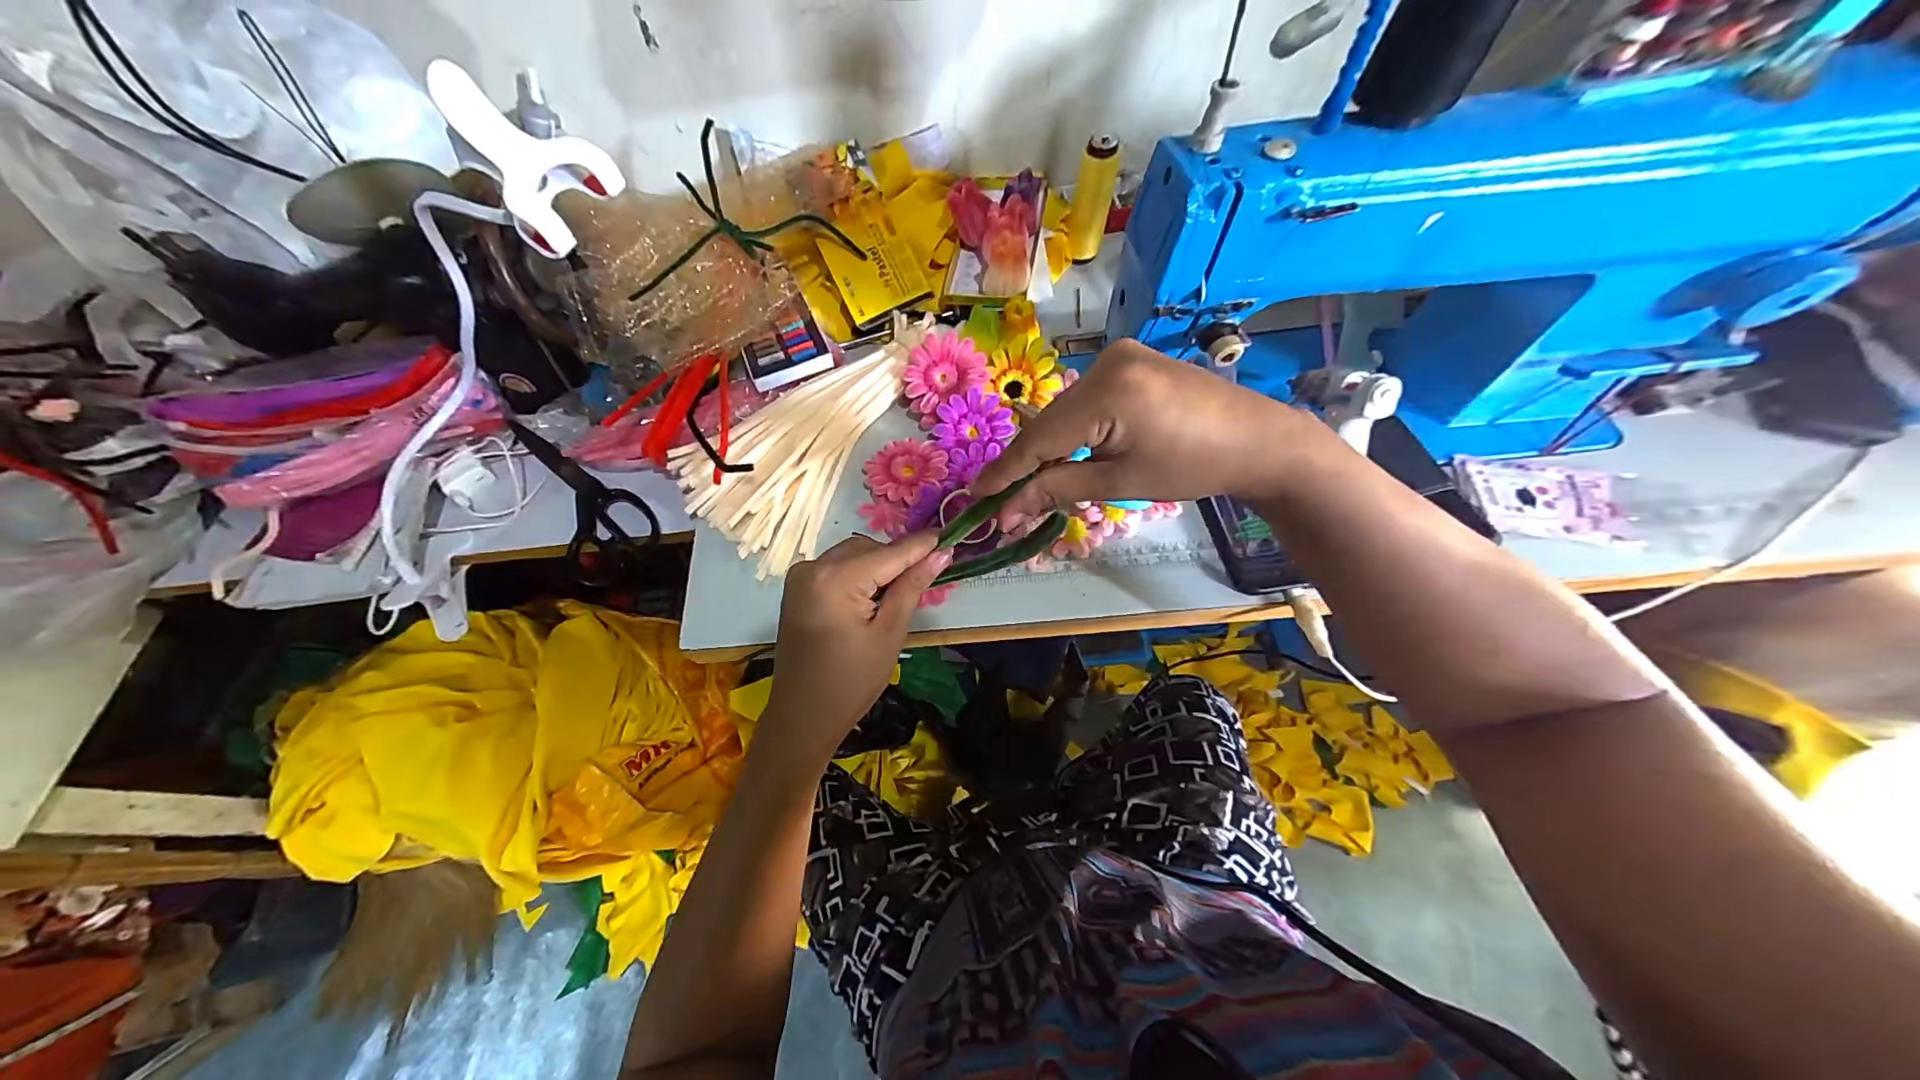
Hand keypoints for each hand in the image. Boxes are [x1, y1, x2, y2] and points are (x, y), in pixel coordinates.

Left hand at [762, 532, 950, 758]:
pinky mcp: (796, 588)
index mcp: (835, 579)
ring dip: (877, 567)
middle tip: (925, 579)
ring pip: (852, 555)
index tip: (949, 537)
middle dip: (897, 559)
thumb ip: (912, 586)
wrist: (802, 716)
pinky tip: (871, 600)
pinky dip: (857, 575)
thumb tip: (940, 553)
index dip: (921, 546)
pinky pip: (836, 568)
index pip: (889, 552)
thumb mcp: (889, 633)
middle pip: (868, 548)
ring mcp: (800, 576)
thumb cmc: (851, 682)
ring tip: (897, 596)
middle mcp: (813, 567)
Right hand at [971, 339, 1337, 526]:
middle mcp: (1106, 361)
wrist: (1257, 440)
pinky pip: (1086, 401)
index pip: (1040, 438)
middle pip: (1049, 422)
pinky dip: (1073, 431)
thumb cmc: (1193, 467)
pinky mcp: (1130, 362)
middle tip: (1006, 504)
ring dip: (1049, 448)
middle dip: (1028, 465)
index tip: (977, 497)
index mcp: (1106, 389)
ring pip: (1065, 412)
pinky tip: (1065, 456)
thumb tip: (1008, 510)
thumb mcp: (1120, 482)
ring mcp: (1119, 356)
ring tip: (1033, 486)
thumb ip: (1057, 488)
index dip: (1006, 472)